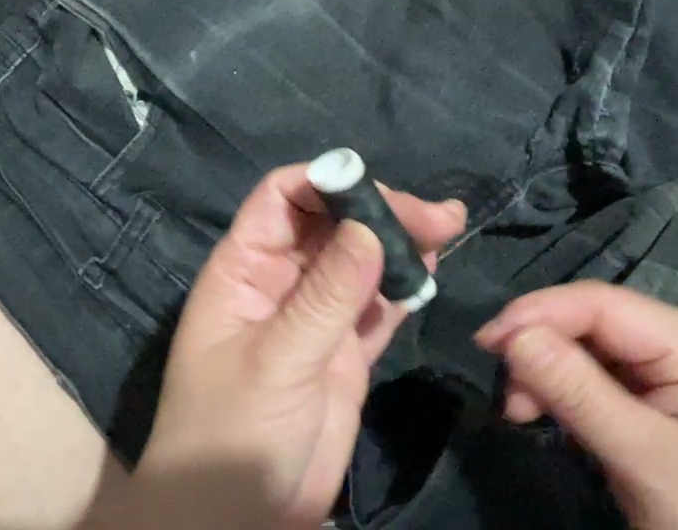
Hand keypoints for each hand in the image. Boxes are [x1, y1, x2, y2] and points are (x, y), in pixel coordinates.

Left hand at [116, 158, 464, 529]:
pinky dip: (403, 287)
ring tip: (447, 228)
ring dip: (399, 243)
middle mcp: (281, 281)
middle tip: (437, 217)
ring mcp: (315, 316)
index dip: (327, 182)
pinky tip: (432, 270)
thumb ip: (325, 297)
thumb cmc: (231, 434)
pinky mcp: (343, 353)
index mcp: (245, 268)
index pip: (282, 198)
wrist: (235, 521)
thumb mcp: (276, 361)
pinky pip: (376, 306)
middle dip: (378, 211)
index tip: (380, 189)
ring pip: (359, 260)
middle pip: (331, 223)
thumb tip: (370, 228)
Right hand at [475, 281, 677, 529]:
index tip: (485, 343)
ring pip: (584, 347)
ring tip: (519, 413)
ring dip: (544, 373)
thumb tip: (512, 336)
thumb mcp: (655, 465)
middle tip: (505, 396)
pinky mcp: (653, 402)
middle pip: (591, 322)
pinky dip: (558, 393)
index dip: (540, 312)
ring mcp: (670, 373)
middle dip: (540, 348)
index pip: (604, 303)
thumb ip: (583, 397)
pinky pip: (592, 377)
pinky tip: (542, 416)